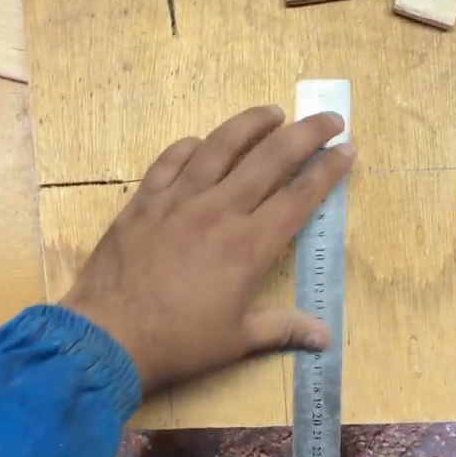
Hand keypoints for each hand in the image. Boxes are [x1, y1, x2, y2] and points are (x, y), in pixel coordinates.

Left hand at [60, 106, 354, 395]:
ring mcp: (178, 201)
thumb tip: (325, 338)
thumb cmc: (177, 343)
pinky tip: (200, 142)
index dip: (327, 170)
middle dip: (306, 134)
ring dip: (251, 124)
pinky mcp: (143, 201)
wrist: (109, 336)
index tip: (347, 150)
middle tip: (327, 119)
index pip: (299, 197)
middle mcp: (219, 211)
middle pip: (270, 158)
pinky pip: (171, 161)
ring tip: (273, 112)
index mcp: (249, 246)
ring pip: (220, 146)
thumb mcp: (236, 341)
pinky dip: (190, 146)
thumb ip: (282, 328)